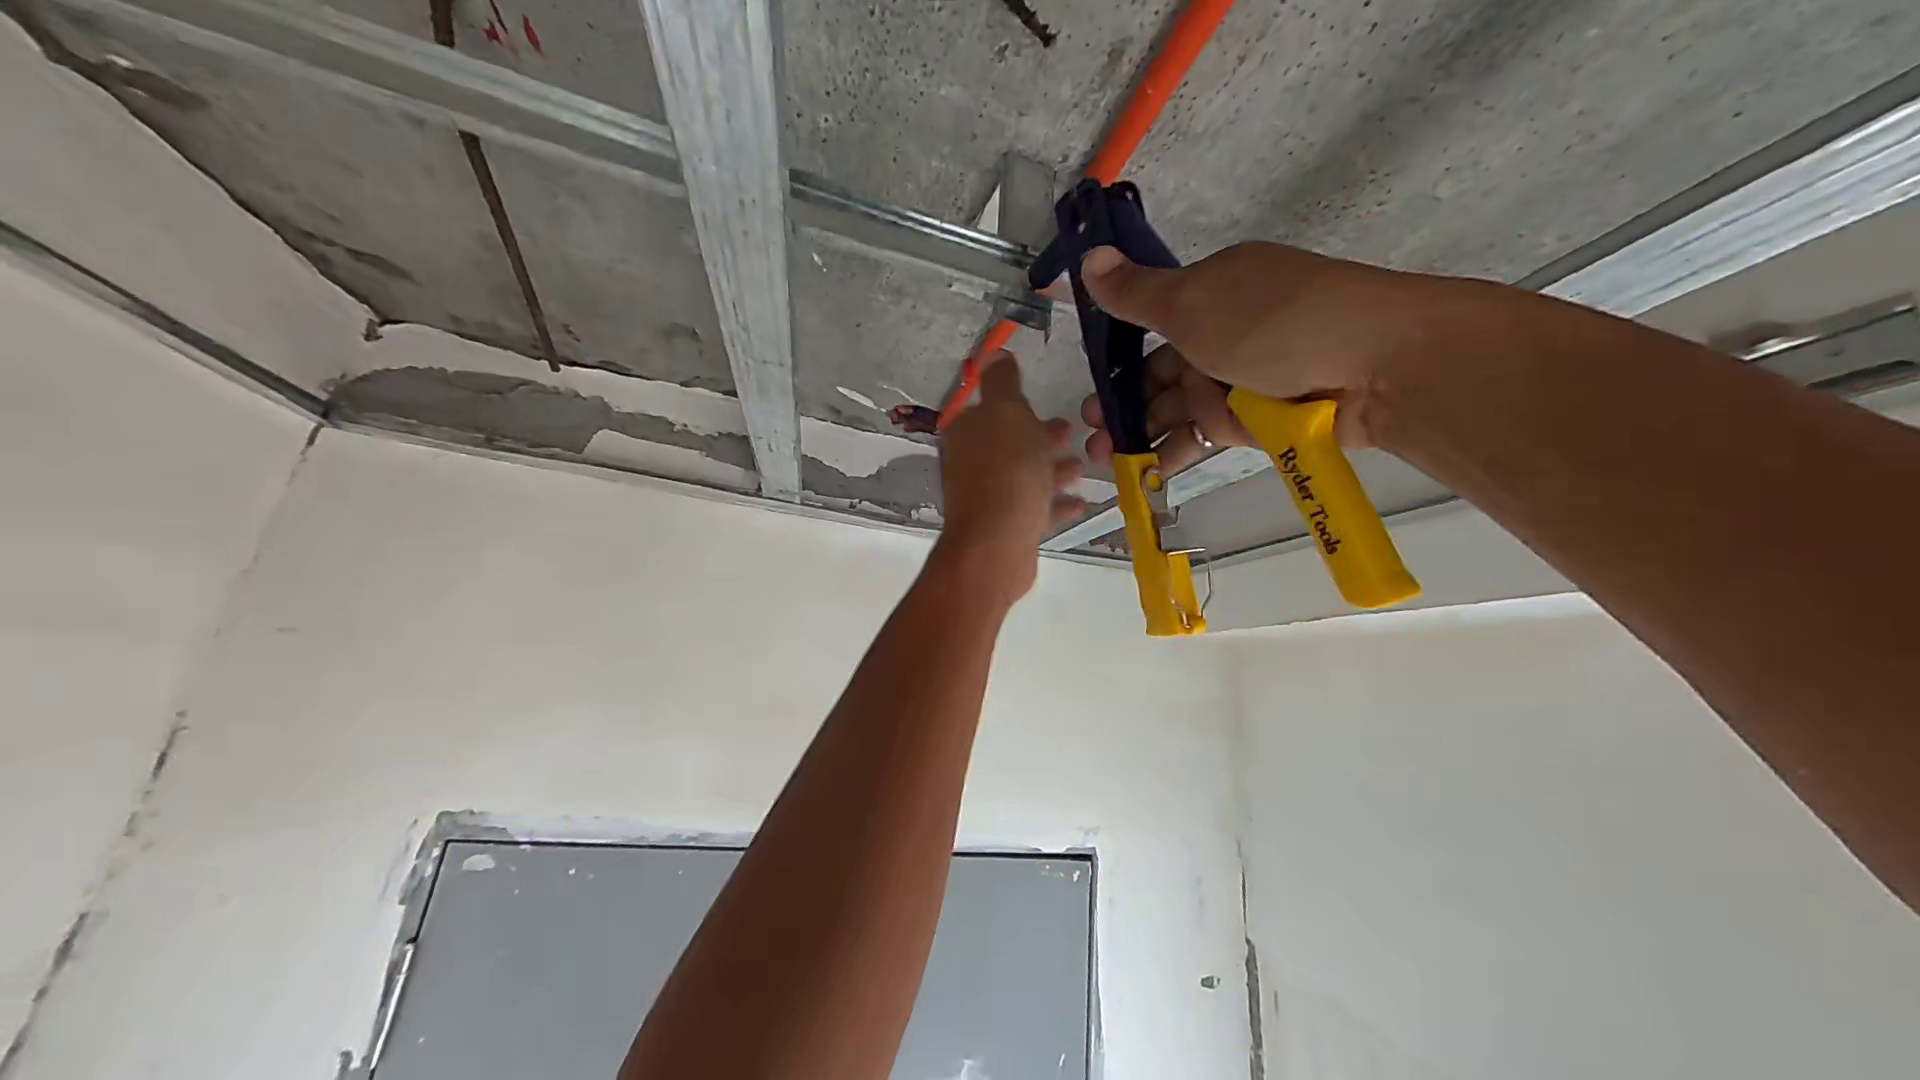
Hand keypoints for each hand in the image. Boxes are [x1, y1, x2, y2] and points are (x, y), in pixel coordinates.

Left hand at [937, 350, 1085, 597]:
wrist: (997, 544)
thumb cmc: (1006, 470)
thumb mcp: (1007, 413)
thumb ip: (1002, 382)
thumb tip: (993, 353)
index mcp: (966, 433)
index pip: (986, 410)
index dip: (1014, 404)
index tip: (1040, 402)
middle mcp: (970, 464)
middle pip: (1008, 444)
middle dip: (1039, 436)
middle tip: (1070, 431)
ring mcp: (986, 499)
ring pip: (1023, 477)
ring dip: (1051, 469)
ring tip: (1081, 467)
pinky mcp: (1004, 529)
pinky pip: (1033, 510)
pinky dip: (1054, 504)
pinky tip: (1079, 502)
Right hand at [1077, 242, 1454, 469]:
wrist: (1377, 364)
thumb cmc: (1272, 322)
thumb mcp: (1191, 302)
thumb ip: (1136, 293)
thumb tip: (1089, 254)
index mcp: (1210, 292)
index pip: (1150, 326)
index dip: (1115, 361)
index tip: (1089, 389)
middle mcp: (1224, 332)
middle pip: (1160, 374)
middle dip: (1122, 407)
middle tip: (1091, 437)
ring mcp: (1243, 378)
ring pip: (1179, 409)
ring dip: (1141, 434)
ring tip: (1107, 462)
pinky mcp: (1260, 418)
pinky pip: (1208, 434)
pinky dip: (1179, 451)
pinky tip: (1146, 474)